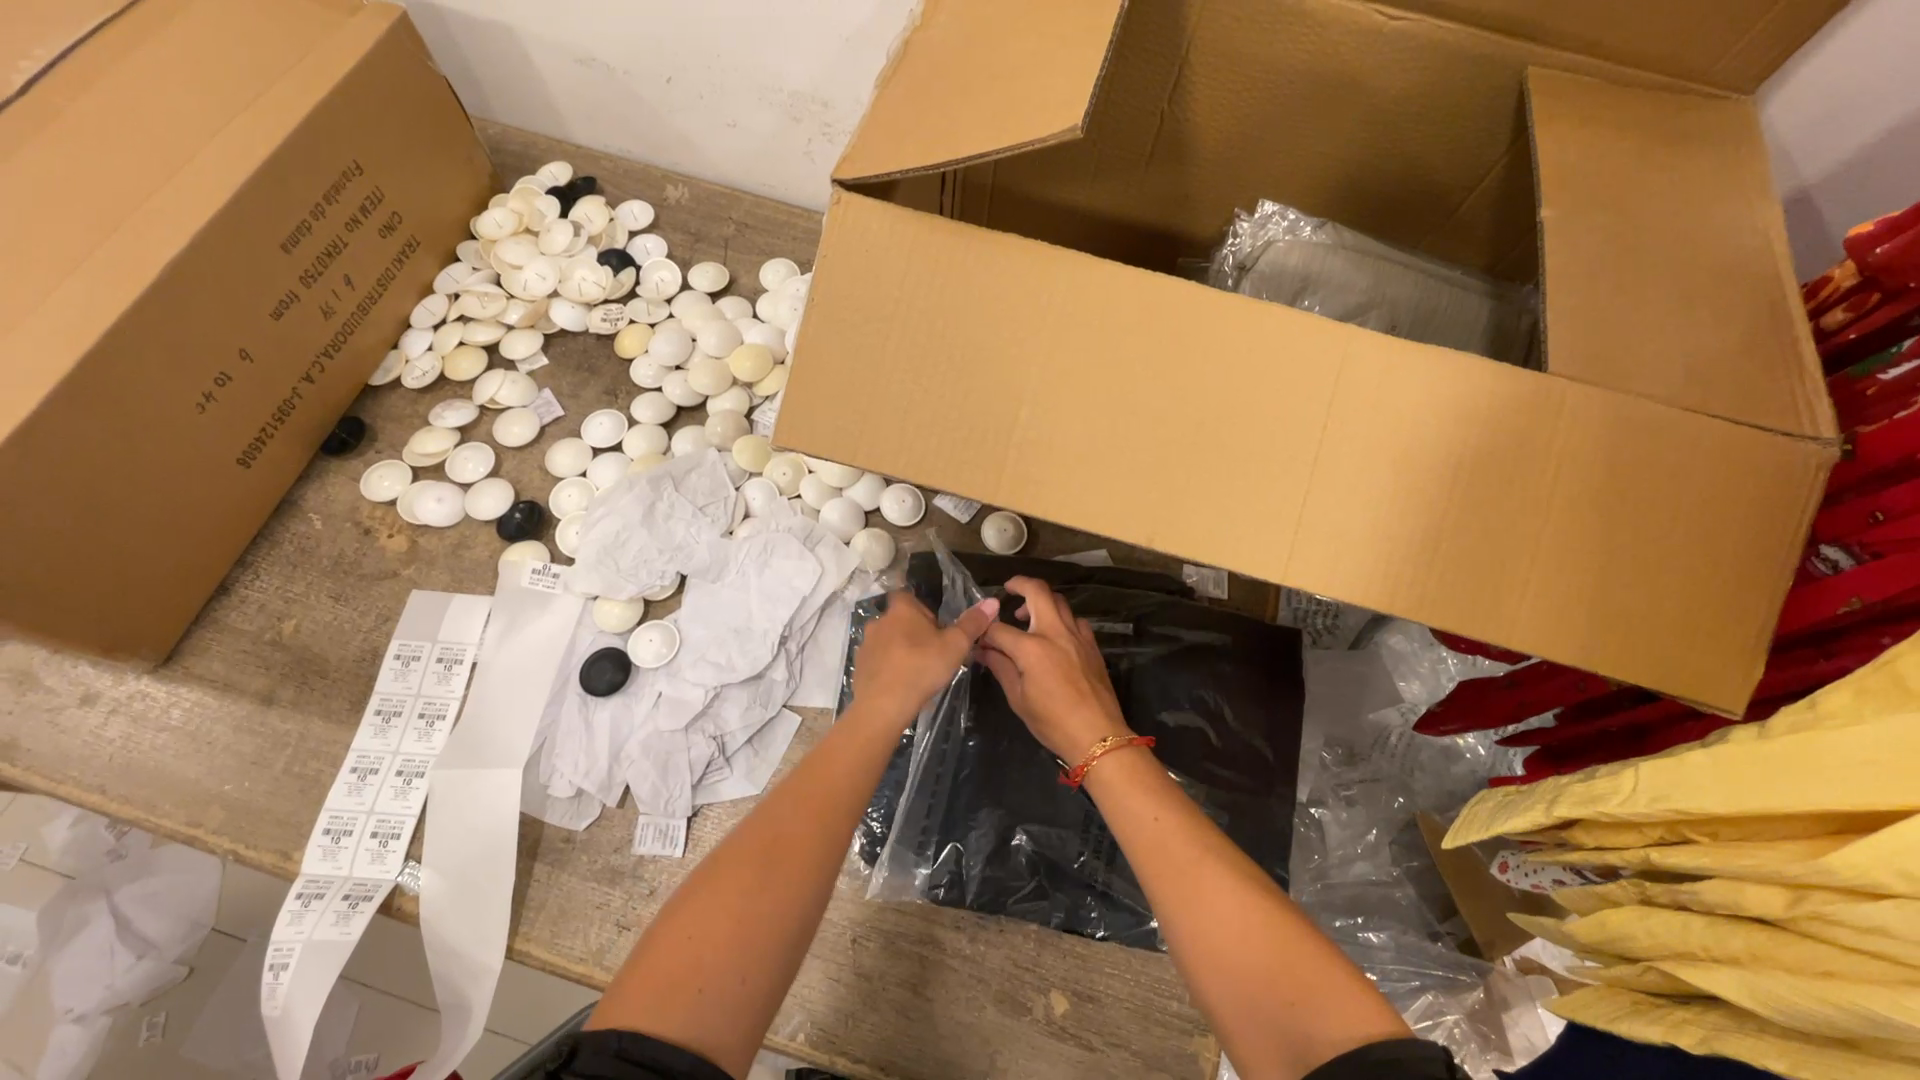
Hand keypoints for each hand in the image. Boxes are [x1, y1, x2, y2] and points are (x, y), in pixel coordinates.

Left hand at [850, 591, 999, 727]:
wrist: (884, 704)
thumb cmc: (922, 667)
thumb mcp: (956, 645)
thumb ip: (973, 623)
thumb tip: (992, 601)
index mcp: (901, 609)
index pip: (908, 596)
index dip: (923, 609)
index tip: (936, 627)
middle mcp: (879, 621)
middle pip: (898, 619)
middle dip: (913, 631)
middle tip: (932, 652)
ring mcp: (866, 644)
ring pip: (887, 641)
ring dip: (899, 650)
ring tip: (917, 671)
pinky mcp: (859, 667)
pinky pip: (877, 661)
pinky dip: (888, 668)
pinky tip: (901, 685)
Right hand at [975, 577, 1131, 761]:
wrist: (1098, 736)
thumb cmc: (1052, 723)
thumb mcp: (1018, 698)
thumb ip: (1000, 668)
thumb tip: (982, 650)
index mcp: (1031, 649)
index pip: (999, 629)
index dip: (984, 633)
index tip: (977, 640)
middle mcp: (1055, 633)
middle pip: (1038, 591)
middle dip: (1020, 584)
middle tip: (1008, 589)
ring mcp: (1077, 636)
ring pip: (1060, 601)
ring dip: (1042, 600)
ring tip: (1028, 614)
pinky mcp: (1092, 645)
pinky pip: (1075, 620)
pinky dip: (1061, 618)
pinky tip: (1054, 634)